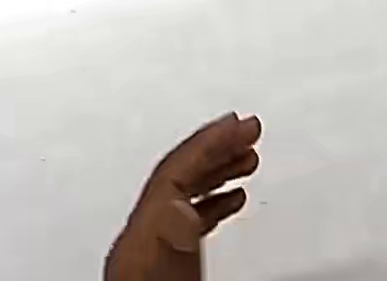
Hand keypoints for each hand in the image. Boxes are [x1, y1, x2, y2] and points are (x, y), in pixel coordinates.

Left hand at [105, 114, 261, 280]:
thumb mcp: (158, 265)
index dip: (209, 139)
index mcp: (139, 230)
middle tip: (248, 127)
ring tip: (246, 157)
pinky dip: (213, 200)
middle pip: (179, 172)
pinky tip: (231, 198)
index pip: (175, 167)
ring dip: (218, 169)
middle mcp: (140, 233)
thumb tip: (184, 209)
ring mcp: (149, 246)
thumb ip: (168, 235)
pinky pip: (188, 218)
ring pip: (185, 191)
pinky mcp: (162, 264)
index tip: (238, 120)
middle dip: (217, 145)